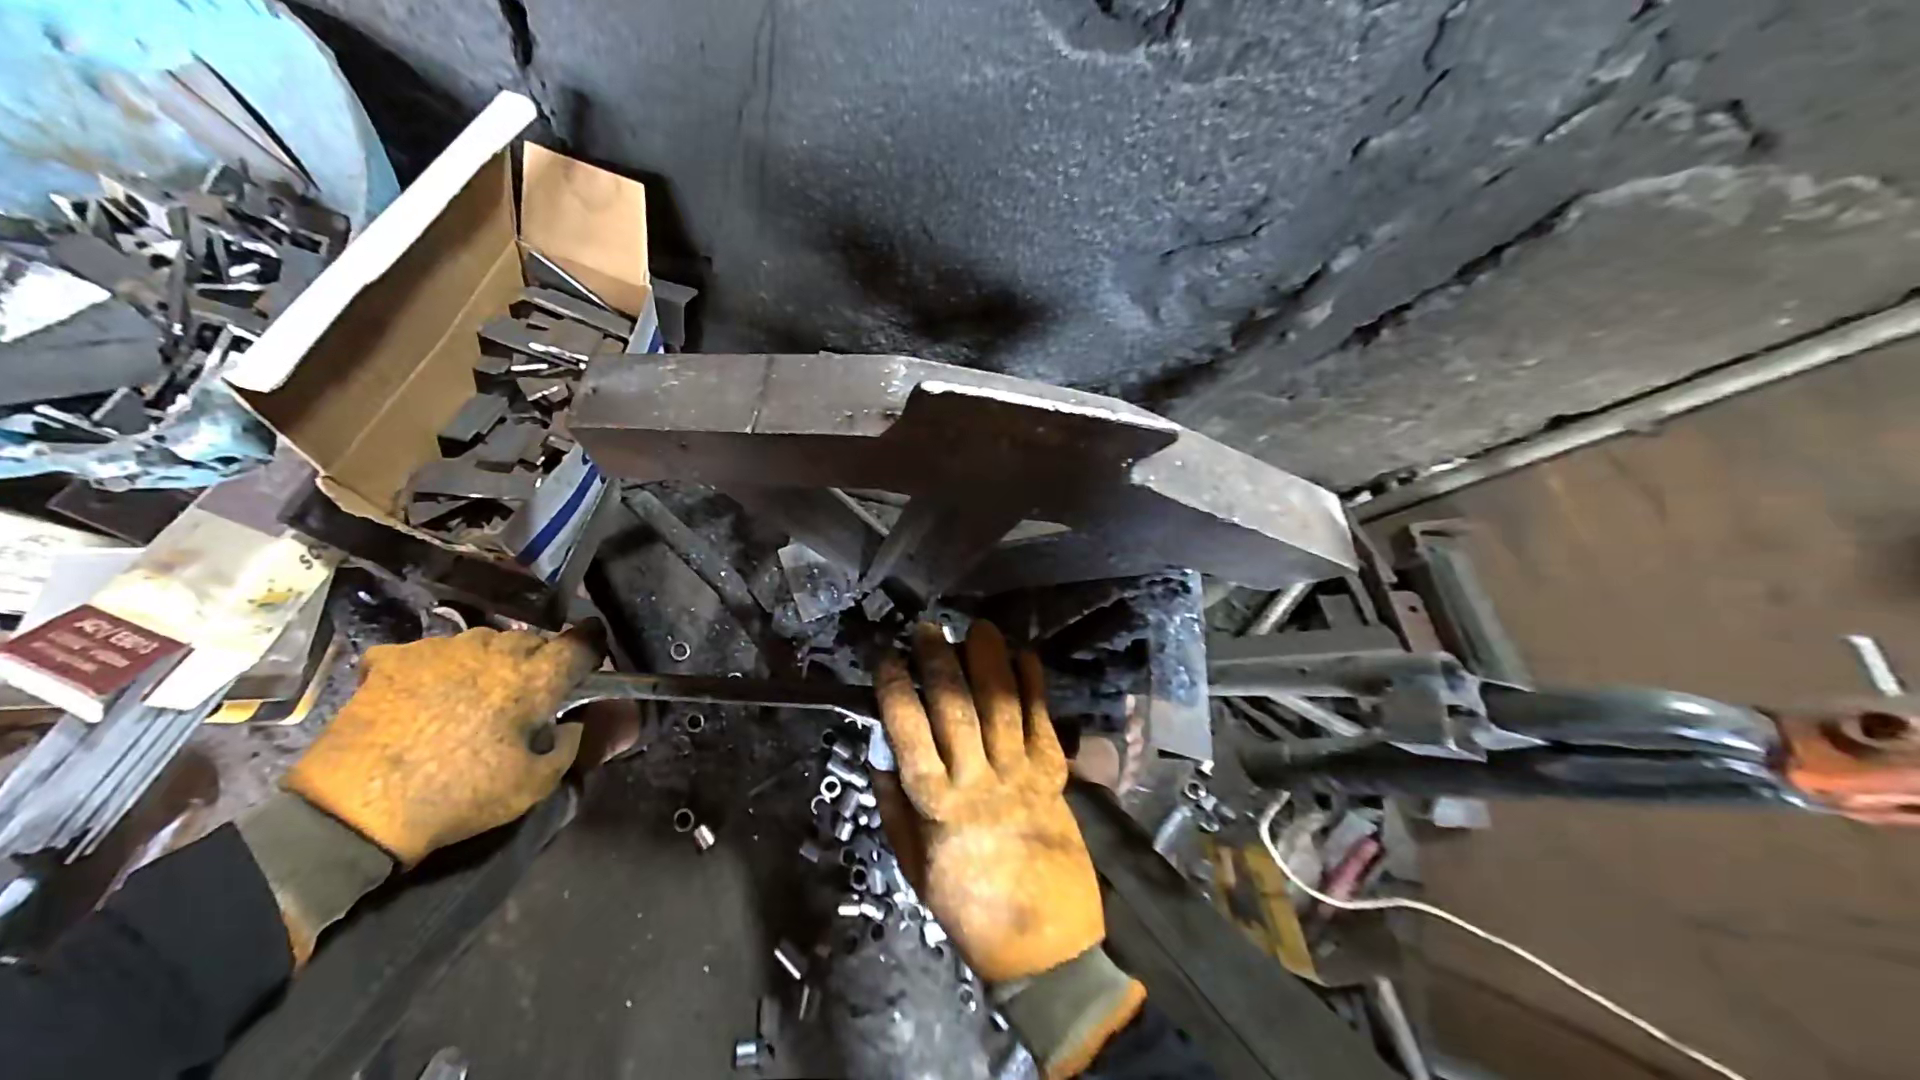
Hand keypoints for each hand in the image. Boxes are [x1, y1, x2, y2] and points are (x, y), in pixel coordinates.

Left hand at [285, 625, 600, 865]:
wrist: (355, 809)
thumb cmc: (459, 796)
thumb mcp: (534, 785)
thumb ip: (570, 746)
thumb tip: (575, 722)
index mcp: (533, 679)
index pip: (580, 644)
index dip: (593, 648)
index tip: (592, 659)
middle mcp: (492, 652)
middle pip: (531, 638)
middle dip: (540, 656)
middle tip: (532, 687)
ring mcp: (441, 650)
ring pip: (484, 639)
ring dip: (493, 657)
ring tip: (480, 687)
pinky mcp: (396, 659)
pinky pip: (433, 650)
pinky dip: (440, 664)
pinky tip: (431, 688)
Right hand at [875, 621, 1103, 981]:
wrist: (1046, 946)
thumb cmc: (970, 909)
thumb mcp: (917, 867)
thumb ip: (897, 808)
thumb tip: (882, 755)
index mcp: (938, 807)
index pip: (909, 735)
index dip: (897, 693)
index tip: (887, 661)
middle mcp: (979, 782)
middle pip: (956, 710)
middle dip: (939, 663)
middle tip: (928, 629)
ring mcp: (1021, 777)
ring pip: (1002, 708)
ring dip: (989, 662)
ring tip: (978, 627)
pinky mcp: (1054, 779)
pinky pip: (1043, 724)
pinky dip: (1035, 688)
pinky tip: (1025, 658)